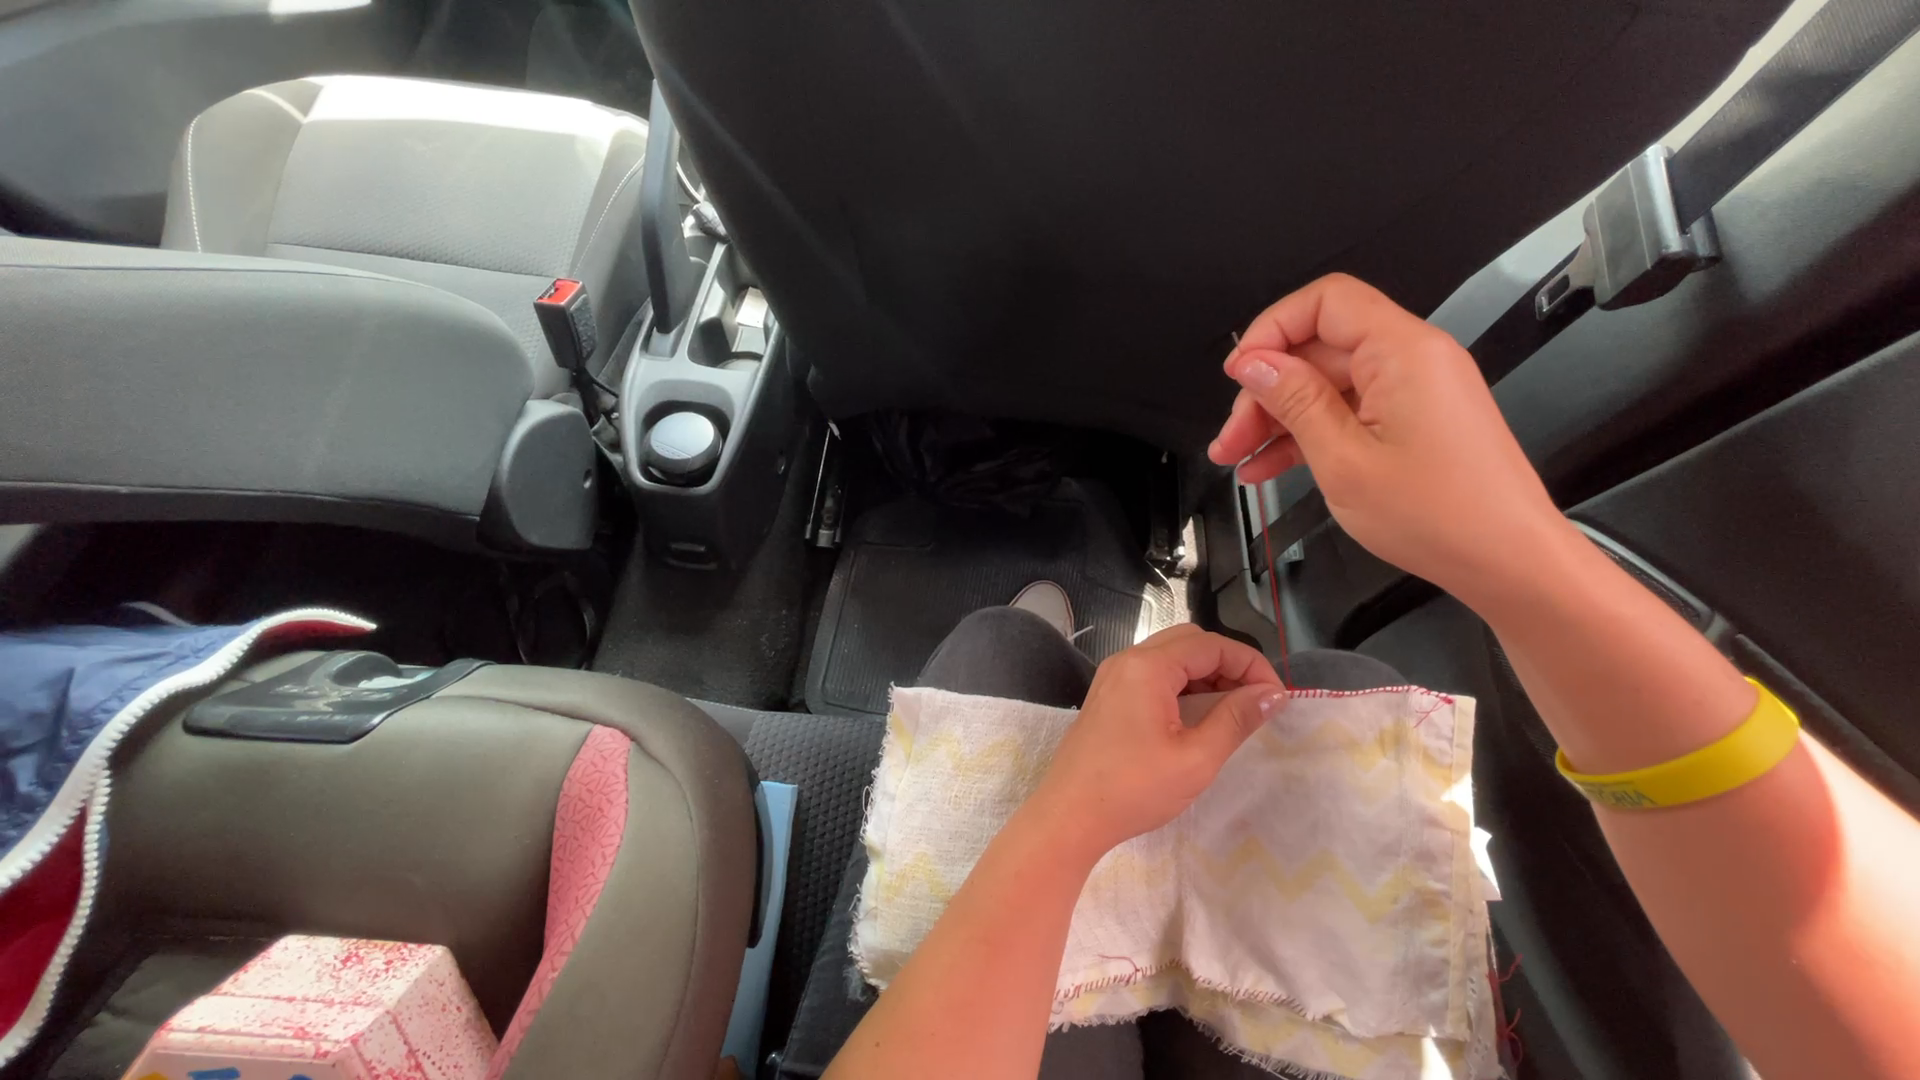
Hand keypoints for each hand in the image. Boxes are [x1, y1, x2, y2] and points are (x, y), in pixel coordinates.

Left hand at [1026, 625, 1286, 860]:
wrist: (1069, 816)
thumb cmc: (1134, 789)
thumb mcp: (1196, 758)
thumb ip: (1236, 720)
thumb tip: (1272, 694)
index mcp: (1147, 667)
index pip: (1211, 645)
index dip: (1250, 664)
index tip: (1276, 697)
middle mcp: (1127, 660)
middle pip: (1189, 642)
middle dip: (1229, 664)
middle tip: (1255, 701)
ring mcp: (1114, 676)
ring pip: (1171, 656)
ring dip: (1206, 674)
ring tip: (1233, 711)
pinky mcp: (1108, 695)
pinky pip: (1153, 674)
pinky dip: (1182, 685)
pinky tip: (1198, 716)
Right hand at [1207, 273, 1571, 606]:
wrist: (1506, 560)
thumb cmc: (1440, 516)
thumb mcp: (1343, 459)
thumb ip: (1294, 402)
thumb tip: (1254, 364)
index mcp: (1403, 353)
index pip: (1325, 302)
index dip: (1272, 330)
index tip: (1239, 372)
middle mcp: (1412, 360)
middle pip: (1317, 350)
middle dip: (1265, 391)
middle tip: (1231, 436)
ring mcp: (1412, 391)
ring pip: (1324, 385)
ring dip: (1277, 419)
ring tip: (1239, 457)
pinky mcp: (1411, 419)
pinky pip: (1346, 411)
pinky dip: (1307, 434)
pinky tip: (1268, 466)